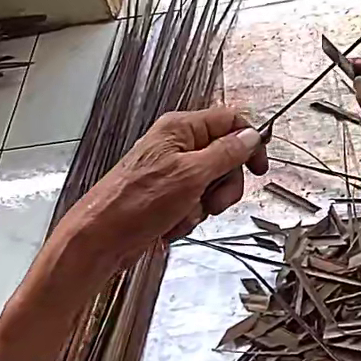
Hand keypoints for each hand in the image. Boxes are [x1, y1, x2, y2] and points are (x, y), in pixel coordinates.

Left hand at [52, 106, 268, 274]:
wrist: (101, 239)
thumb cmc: (135, 203)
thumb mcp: (191, 175)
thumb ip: (226, 153)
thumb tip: (251, 136)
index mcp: (180, 129)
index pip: (229, 121)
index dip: (249, 143)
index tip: (259, 168)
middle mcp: (177, 146)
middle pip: (225, 157)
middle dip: (224, 186)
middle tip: (211, 201)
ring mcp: (172, 172)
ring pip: (212, 185)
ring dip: (204, 206)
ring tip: (184, 214)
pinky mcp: (167, 196)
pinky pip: (195, 204)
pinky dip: (189, 217)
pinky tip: (172, 224)